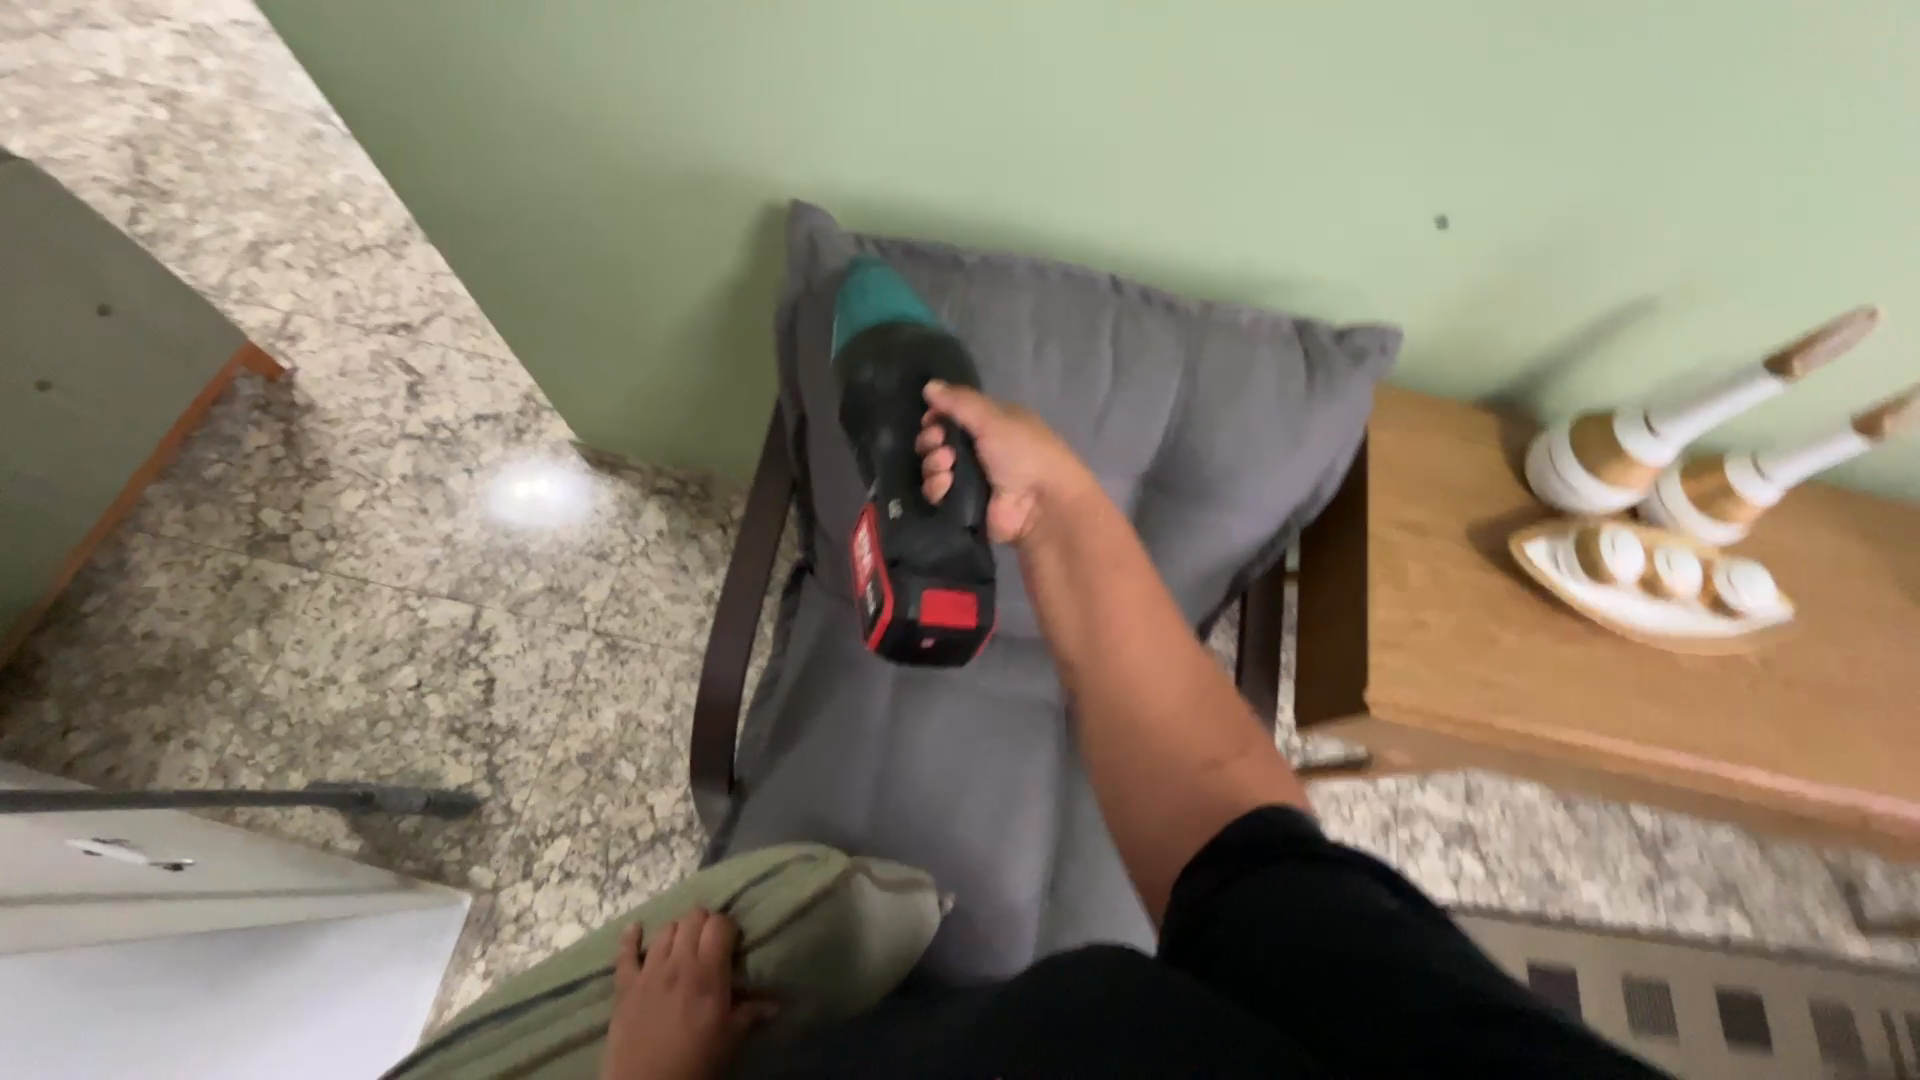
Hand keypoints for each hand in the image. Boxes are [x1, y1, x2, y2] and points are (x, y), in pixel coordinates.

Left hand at [600, 910, 774, 1079]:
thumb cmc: (695, 1064)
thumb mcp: (729, 1039)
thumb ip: (751, 1013)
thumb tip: (777, 1003)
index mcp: (708, 973)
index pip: (719, 924)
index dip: (728, 926)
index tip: (733, 941)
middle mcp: (678, 964)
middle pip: (693, 918)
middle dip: (705, 923)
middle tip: (710, 942)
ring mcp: (649, 973)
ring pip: (665, 930)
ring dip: (678, 931)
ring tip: (684, 943)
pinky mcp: (625, 987)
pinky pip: (624, 953)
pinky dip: (630, 938)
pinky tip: (635, 929)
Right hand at [918, 381, 1099, 546]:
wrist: (1041, 503)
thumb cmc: (1022, 452)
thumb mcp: (993, 418)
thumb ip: (959, 402)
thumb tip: (929, 386)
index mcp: (991, 424)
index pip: (953, 415)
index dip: (937, 415)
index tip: (931, 417)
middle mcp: (979, 450)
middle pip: (937, 441)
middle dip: (930, 439)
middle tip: (938, 442)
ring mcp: (970, 478)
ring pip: (933, 467)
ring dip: (932, 463)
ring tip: (946, 464)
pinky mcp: (963, 504)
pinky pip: (937, 493)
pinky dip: (937, 487)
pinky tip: (947, 484)